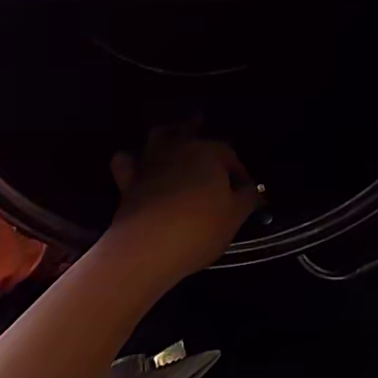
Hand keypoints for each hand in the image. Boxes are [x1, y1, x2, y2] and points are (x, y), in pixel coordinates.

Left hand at [101, 126, 258, 286]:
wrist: (147, 247)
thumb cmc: (199, 228)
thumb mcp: (234, 216)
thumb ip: (246, 198)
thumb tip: (250, 188)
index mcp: (210, 152)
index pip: (230, 153)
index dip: (239, 170)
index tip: (244, 189)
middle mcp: (180, 148)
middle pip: (191, 129)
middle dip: (200, 130)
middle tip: (206, 133)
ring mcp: (151, 161)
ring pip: (159, 135)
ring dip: (167, 134)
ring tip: (172, 138)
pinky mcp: (128, 180)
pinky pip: (126, 161)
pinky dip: (132, 160)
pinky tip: (137, 165)